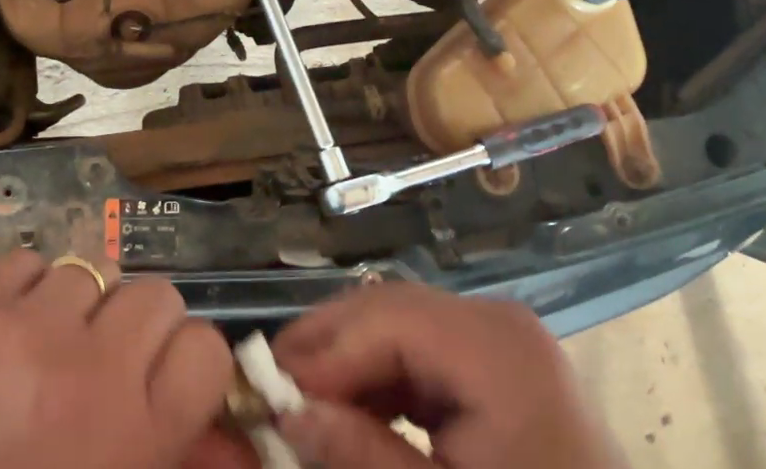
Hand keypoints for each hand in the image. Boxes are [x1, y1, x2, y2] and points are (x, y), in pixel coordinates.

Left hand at [0, 250, 234, 468]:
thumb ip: (176, 459)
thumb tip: (230, 435)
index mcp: (133, 432)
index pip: (206, 348)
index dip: (189, 362)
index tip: (163, 377)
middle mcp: (87, 367)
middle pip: (157, 294)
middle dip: (137, 328)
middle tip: (104, 360)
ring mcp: (23, 327)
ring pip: (91, 270)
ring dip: (78, 308)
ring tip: (44, 347)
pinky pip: (27, 261)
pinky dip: (23, 290)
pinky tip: (3, 329)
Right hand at [271, 284, 625, 468]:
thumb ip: (360, 456)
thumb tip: (285, 413)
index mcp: (494, 348)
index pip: (381, 319)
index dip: (317, 354)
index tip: (264, 398)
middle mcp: (496, 323)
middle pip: (384, 312)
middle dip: (323, 353)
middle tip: (269, 396)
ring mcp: (500, 341)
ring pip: (394, 328)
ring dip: (345, 367)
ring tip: (301, 410)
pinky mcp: (497, 367)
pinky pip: (420, 354)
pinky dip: (379, 382)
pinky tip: (352, 417)